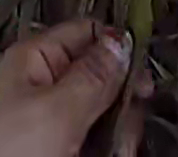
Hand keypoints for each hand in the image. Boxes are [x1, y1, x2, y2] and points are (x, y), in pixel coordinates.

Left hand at [0, 19, 147, 156]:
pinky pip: (95, 145)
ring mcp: (50, 125)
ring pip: (103, 117)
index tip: (142, 73)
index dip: (117, 48)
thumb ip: (92, 75)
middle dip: (120, 103)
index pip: (88, 33)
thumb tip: (120, 41)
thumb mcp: (54, 112)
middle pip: (101, 80)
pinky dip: (107, 150)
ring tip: (114, 151)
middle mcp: (43, 87)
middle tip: (124, 127)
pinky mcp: (56, 152)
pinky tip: (108, 156)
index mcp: (35, 60)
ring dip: (117, 135)